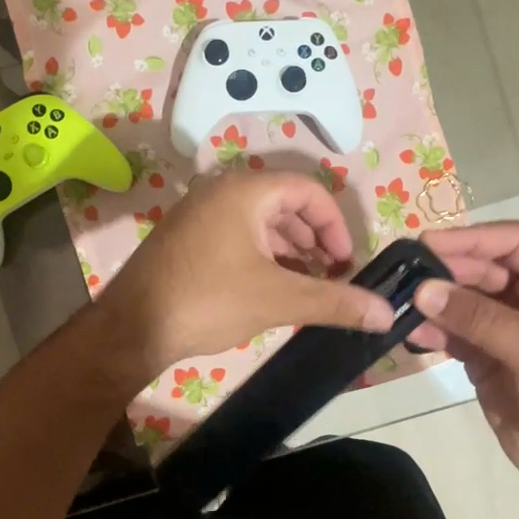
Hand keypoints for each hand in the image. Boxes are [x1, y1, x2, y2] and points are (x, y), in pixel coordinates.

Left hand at [97, 170, 395, 378]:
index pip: (309, 190)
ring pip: (260, 222)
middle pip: (285, 204)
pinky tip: (273, 289)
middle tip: (333, 277)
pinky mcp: (187, 238)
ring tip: (309, 287)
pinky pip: (237, 235)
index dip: (337, 225)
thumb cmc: (208, 301)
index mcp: (245, 191)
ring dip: (291, 251)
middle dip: (315, 240)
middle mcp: (221, 191)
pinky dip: (263, 257)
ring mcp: (199, 214)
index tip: (347, 264)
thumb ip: (335, 302)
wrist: (132, 328)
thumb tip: (387, 312)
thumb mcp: (278, 300)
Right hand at [405, 221, 518, 497]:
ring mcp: (507, 329)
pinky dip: (431, 331)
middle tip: (404, 273)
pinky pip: (453, 334)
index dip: (475, 238)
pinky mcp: (485, 358)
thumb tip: (423, 289)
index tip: (429, 241)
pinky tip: (409, 332)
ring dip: (433, 299)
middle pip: (484, 268)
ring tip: (398, 301)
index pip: (517, 243)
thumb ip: (481, 318)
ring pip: (463, 300)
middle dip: (447, 269)